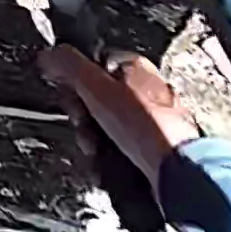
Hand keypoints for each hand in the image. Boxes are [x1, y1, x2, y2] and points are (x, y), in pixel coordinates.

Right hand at [39, 45, 200, 186]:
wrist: (182, 176)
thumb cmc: (145, 125)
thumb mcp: (94, 84)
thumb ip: (67, 63)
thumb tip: (48, 54)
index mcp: (135, 66)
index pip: (90, 62)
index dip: (73, 78)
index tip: (66, 90)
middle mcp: (147, 90)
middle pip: (94, 95)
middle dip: (81, 112)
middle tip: (82, 122)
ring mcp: (152, 122)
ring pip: (104, 123)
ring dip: (92, 135)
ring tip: (96, 147)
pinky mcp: (155, 150)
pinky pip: (119, 146)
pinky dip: (108, 154)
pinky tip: (107, 160)